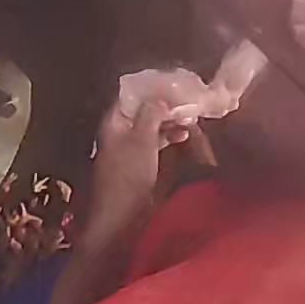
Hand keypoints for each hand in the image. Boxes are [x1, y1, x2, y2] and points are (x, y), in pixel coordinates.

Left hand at [86, 101, 188, 245]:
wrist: (121, 219)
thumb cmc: (129, 176)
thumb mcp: (142, 139)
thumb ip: (152, 114)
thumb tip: (161, 96)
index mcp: (114, 122)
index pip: (131, 95)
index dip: (152, 88)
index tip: (175, 84)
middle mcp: (119, 132)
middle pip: (142, 110)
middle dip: (165, 105)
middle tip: (187, 101)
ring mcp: (129, 149)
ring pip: (150, 126)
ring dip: (169, 120)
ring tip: (190, 118)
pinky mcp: (139, 164)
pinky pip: (154, 141)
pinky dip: (168, 136)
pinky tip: (184, 135)